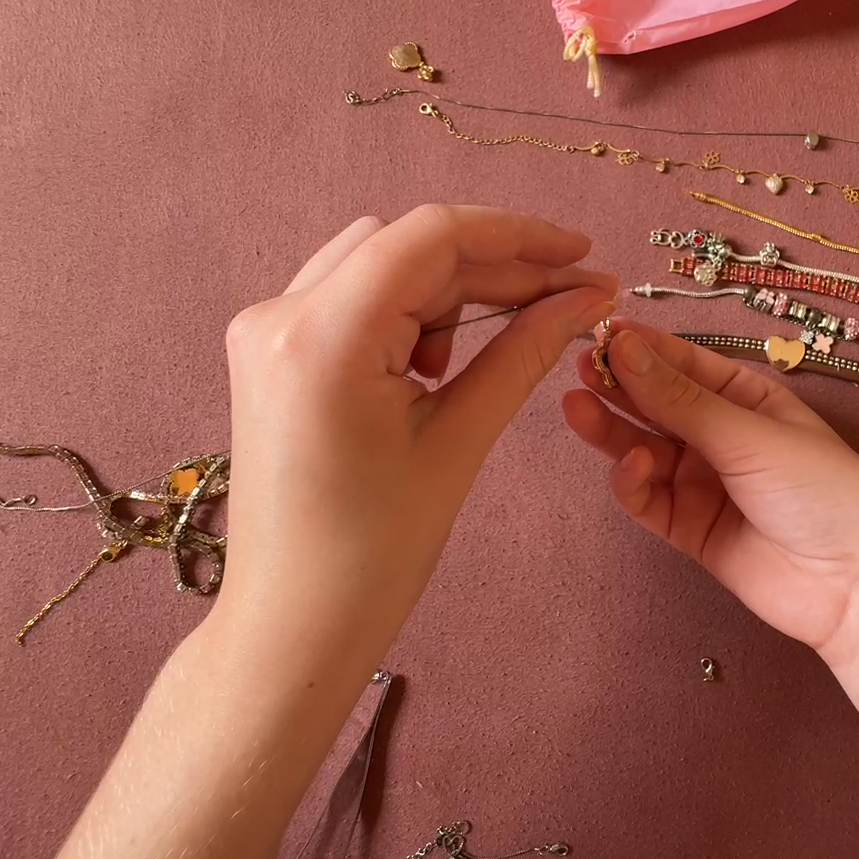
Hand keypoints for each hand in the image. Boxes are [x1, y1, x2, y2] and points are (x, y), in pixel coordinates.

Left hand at [220, 205, 615, 631]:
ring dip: (454, 289)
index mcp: (321, 334)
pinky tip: (436, 366)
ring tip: (487, 349)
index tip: (581, 253)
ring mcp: (268, 328)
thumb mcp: (462, 438)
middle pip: (412, 247)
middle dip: (497, 267)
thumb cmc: (377, 550)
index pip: (433, 236)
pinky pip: (359, 297)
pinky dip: (414, 312)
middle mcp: (280, 312)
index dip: (519, 235)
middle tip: (569, 297)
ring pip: (386, 264)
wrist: (294, 624)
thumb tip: (589, 297)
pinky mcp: (275, 349)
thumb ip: (527, 349)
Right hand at [561, 320, 858, 656]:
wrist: (855, 584)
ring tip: (576, 406)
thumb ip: (680, 399)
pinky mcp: (688, 527)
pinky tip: (629, 466)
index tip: (602, 333)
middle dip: (620, 386)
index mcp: (745, 398)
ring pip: (643, 448)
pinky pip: (648, 498)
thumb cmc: (819, 487)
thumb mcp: (749, 433)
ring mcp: (702, 482)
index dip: (644, 348)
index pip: (685, 364)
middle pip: (657, 405)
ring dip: (611, 430)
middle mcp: (719, 435)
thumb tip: (624, 346)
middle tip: (580, 367)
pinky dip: (631, 483)